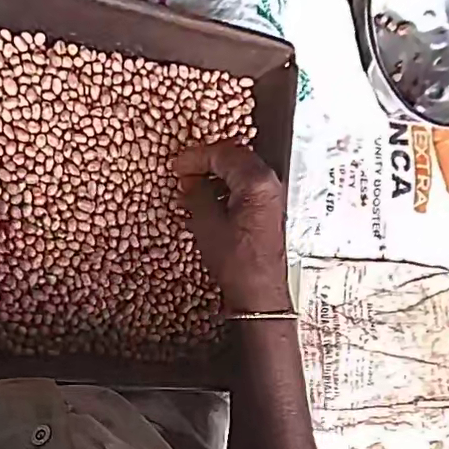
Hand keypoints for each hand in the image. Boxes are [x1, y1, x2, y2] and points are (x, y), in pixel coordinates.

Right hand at [172, 143, 288, 312]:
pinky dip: (224, 191)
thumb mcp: (207, 224)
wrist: (258, 294)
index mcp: (256, 182)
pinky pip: (245, 191)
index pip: (224, 154)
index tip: (177, 165)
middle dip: (206, 164)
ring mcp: (272, 198)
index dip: (196, 157)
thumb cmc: (235, 261)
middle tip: (182, 175)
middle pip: (235, 160)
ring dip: (214, 178)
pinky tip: (206, 204)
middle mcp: (270, 184)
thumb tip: (191, 181)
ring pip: (239, 174)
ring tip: (190, 191)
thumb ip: (198, 194)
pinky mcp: (268, 213)